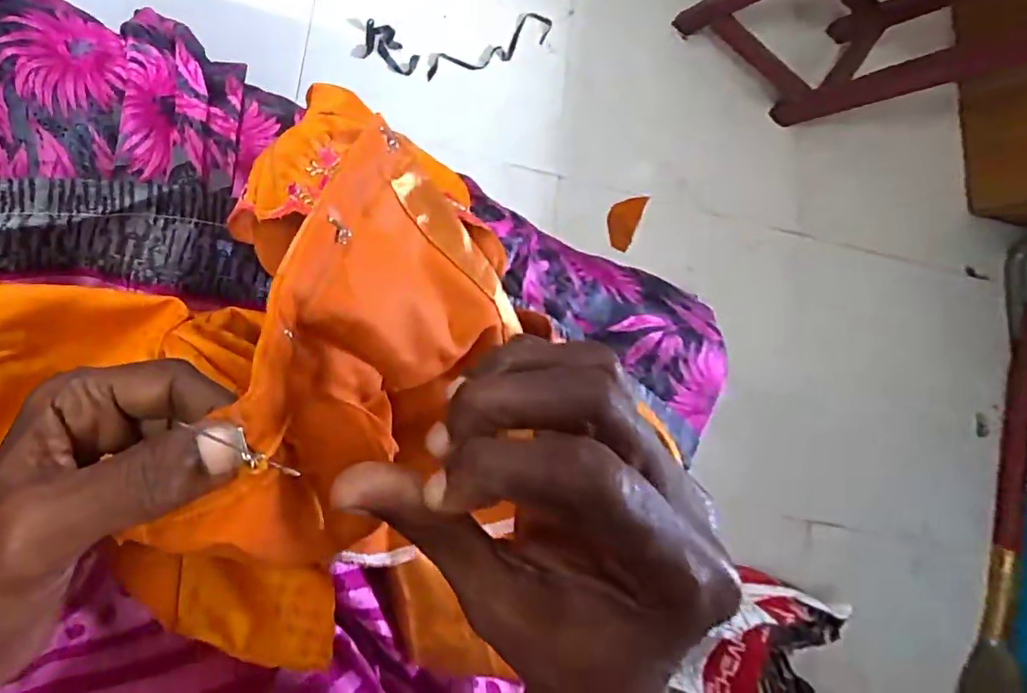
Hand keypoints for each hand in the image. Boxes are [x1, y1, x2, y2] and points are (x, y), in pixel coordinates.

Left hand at [0, 361, 241, 692]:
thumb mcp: (56, 521)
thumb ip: (139, 481)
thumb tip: (231, 441)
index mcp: (77, 397)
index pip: (164, 382)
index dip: (212, 408)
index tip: (262, 451)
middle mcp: (96, 415)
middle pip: (175, 413)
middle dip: (215, 443)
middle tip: (265, 486)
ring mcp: (105, 459)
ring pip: (176, 450)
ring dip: (210, 475)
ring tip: (253, 504)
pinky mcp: (114, 501)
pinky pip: (167, 486)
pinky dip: (193, 502)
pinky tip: (218, 522)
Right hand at [331, 338, 739, 692]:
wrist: (632, 659)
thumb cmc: (572, 652)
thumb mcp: (499, 607)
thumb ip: (433, 533)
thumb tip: (343, 483)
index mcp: (673, 566)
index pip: (588, 474)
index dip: (497, 465)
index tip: (439, 494)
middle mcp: (683, 495)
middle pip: (595, 396)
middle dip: (499, 404)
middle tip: (443, 441)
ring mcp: (666, 454)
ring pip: (593, 368)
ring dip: (508, 374)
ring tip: (460, 410)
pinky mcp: (635, 429)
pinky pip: (580, 366)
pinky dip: (520, 367)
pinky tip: (485, 400)